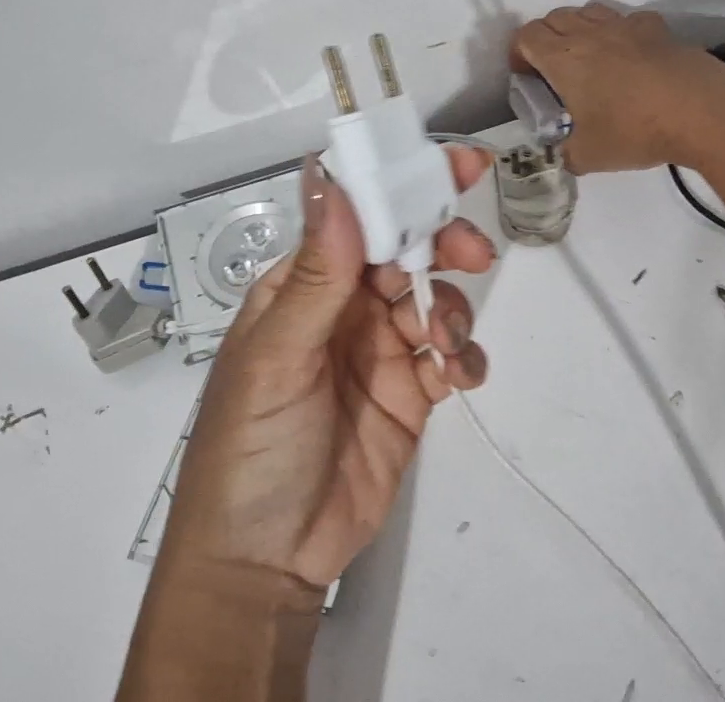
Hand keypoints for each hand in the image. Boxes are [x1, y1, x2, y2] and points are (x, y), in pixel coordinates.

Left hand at [163, 149, 495, 586]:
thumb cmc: (251, 448)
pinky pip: (451, 357)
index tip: (454, 165)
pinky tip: (459, 376)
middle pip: (404, 251)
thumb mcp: (276, 359)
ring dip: (452, 306)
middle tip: (473, 251)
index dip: (401, 186)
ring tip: (445, 340)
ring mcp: (381, 353)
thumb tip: (337, 186)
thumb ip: (315, 278)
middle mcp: (343, 310)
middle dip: (442, 241)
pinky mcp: (412, 396)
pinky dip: (465, 356)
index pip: (355, 218)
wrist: (267, 559)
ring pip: (434, 298)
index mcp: (301, 288)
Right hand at [511, 0, 724, 173]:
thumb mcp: (589, 156)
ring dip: (579, 29)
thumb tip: (566, 155)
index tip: (527, 77)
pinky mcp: (657, 28)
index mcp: (563, 58)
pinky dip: (619, 32)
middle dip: (546, 39)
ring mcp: (626, 26)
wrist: (701, 110)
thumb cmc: (635, 131)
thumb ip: (567, 154)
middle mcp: (590, 33)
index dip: (519, 54)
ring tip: (589, 60)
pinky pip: (626, 20)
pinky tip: (630, 57)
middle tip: (554, 71)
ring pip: (589, 11)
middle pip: (554, 18)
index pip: (526, 36)